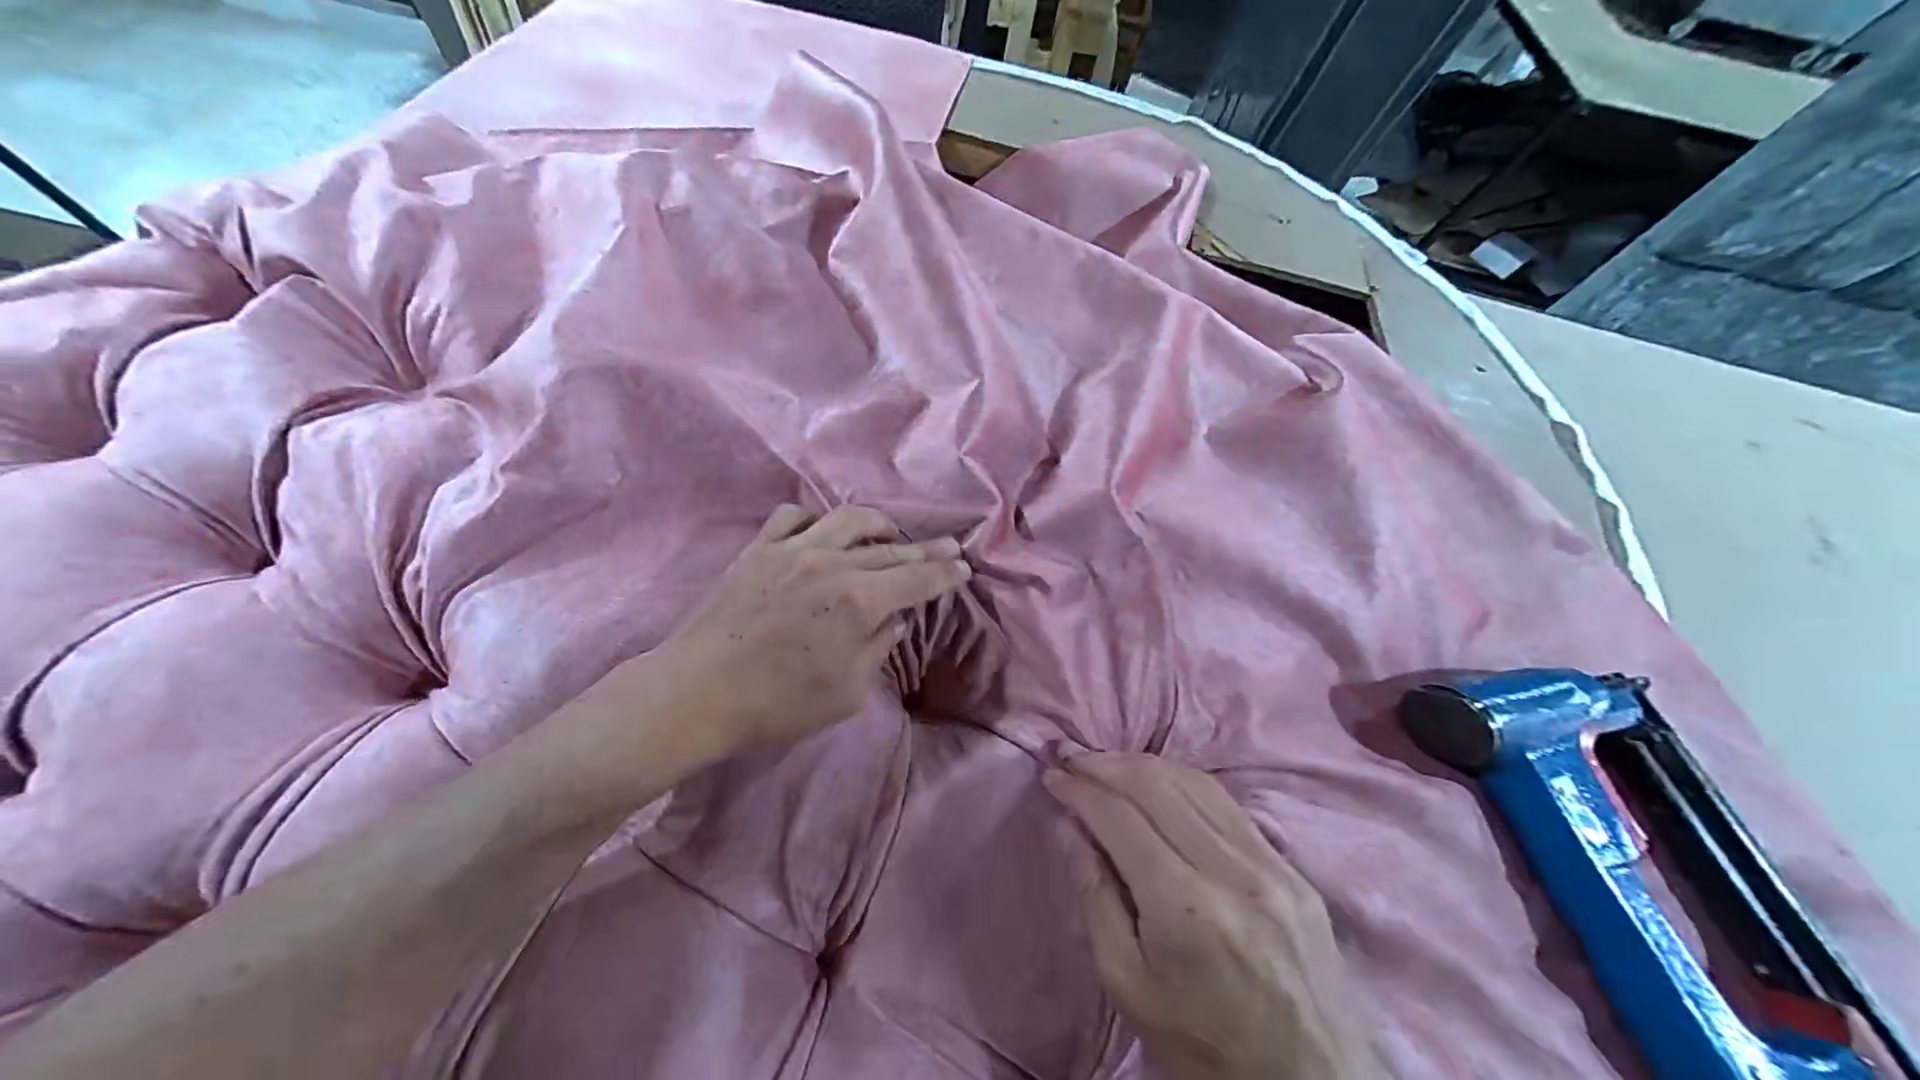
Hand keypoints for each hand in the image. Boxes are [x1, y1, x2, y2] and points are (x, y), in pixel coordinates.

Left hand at [650, 504, 971, 754]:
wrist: (697, 693)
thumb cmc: (777, 705)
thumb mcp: (846, 693)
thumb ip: (877, 648)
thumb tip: (893, 619)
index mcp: (860, 601)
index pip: (918, 579)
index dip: (945, 573)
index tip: (963, 567)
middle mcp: (832, 563)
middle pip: (891, 548)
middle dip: (926, 549)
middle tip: (949, 546)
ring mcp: (792, 549)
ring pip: (847, 518)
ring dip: (878, 523)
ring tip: (891, 532)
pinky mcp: (758, 548)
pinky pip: (794, 516)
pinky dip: (817, 520)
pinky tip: (823, 532)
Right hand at [1044, 754, 1380, 1079]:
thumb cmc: (1201, 1046)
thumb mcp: (1126, 984)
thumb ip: (1094, 896)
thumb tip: (1067, 826)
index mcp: (1185, 907)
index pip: (1120, 817)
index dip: (1080, 789)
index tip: (1051, 774)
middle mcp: (1231, 871)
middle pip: (1156, 785)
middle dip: (1105, 764)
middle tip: (1071, 759)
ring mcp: (1271, 865)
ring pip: (1194, 783)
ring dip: (1142, 766)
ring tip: (1107, 765)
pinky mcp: (1293, 869)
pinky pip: (1228, 804)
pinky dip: (1184, 782)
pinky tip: (1160, 784)